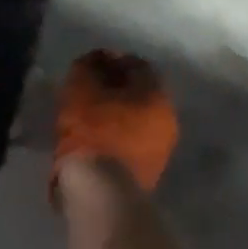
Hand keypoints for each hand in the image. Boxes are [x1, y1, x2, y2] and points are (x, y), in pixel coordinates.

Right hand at [55, 49, 178, 191]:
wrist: (102, 189)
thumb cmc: (91, 133)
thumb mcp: (79, 91)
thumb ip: (87, 69)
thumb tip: (93, 59)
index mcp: (156, 94)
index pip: (138, 65)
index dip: (111, 59)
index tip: (87, 62)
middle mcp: (168, 116)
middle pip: (140, 91)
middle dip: (114, 86)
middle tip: (85, 86)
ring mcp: (163, 144)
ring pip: (138, 116)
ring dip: (115, 109)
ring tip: (85, 111)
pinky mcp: (151, 165)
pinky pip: (133, 137)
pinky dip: (116, 130)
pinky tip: (93, 133)